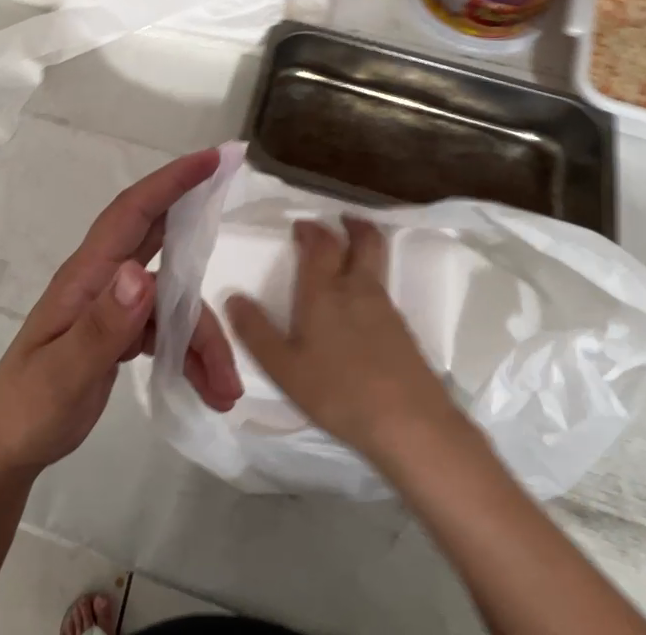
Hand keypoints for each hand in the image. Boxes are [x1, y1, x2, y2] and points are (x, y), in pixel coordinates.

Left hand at [0, 149, 243, 474]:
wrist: (7, 447)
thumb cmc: (28, 408)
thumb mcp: (65, 373)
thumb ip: (103, 326)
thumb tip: (142, 272)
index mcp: (84, 280)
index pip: (131, 215)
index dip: (171, 184)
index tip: (212, 161)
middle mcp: (99, 284)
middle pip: (159, 246)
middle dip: (199, 230)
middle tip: (239, 209)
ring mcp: (109, 310)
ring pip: (171, 303)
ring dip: (204, 339)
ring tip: (225, 391)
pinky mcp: (116, 335)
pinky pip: (164, 331)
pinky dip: (190, 355)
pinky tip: (207, 389)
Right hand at [225, 217, 462, 459]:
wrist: (411, 424)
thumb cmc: (338, 393)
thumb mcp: (284, 368)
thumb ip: (256, 332)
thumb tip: (234, 298)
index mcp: (324, 293)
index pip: (321, 245)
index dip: (311, 229)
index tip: (299, 226)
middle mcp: (358, 291)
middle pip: (364, 242)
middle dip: (352, 225)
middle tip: (339, 220)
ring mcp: (386, 310)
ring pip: (377, 265)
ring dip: (363, 250)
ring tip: (346, 256)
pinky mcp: (403, 332)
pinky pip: (383, 290)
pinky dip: (370, 280)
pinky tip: (359, 306)